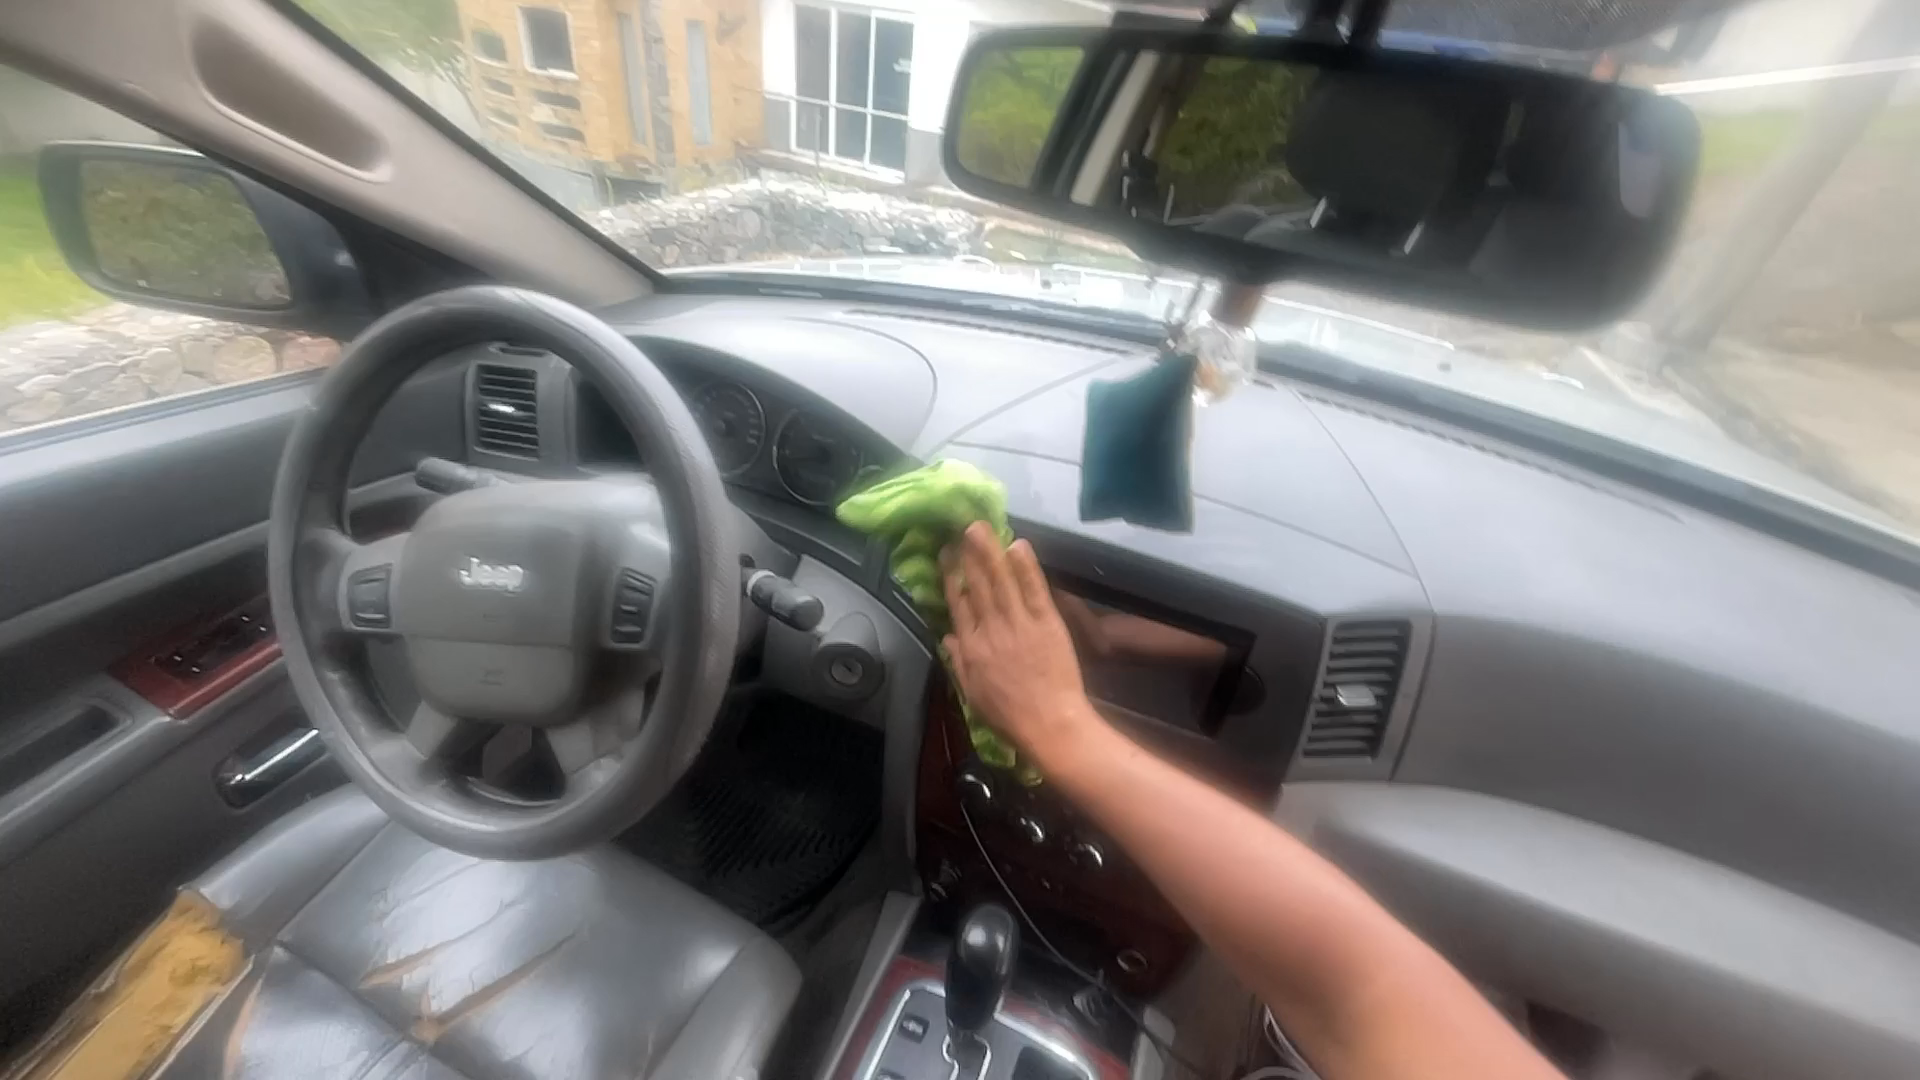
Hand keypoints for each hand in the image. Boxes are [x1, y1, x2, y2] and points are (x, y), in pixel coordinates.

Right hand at [942, 523, 1102, 768]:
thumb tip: (947, 636)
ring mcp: (1019, 625)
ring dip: (990, 552)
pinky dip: (1025, 567)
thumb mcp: (972, 694)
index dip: (951, 576)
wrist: (1050, 726)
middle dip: (968, 554)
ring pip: (1001, 582)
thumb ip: (958, 662)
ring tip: (980, 527)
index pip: (958, 604)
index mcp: (971, 648)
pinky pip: (1033, 590)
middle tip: (962, 527)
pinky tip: (1017, 546)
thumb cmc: (1010, 716)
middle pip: (977, 586)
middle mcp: (991, 631)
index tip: (947, 553)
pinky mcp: (1047, 624)